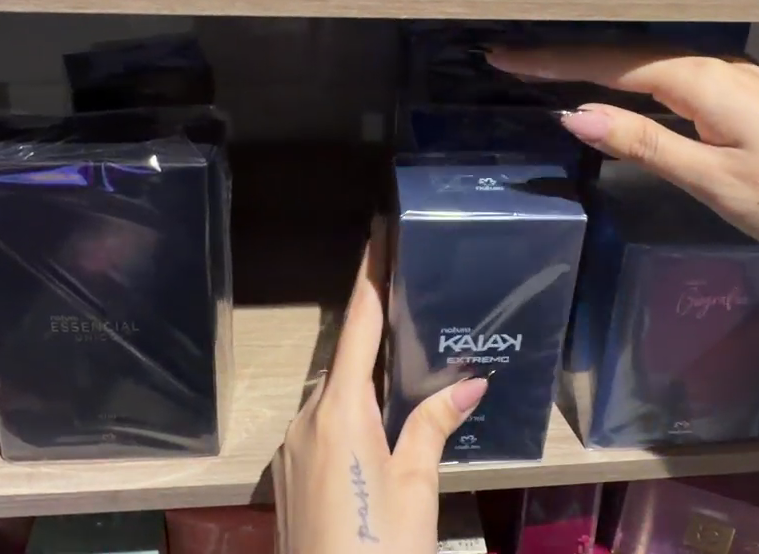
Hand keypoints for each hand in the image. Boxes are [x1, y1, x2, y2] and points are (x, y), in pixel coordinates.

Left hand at [275, 227, 486, 553]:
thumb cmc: (381, 546)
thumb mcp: (416, 484)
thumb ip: (434, 424)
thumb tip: (471, 382)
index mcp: (340, 408)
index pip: (358, 324)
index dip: (369, 277)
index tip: (377, 236)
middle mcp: (307, 416)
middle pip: (345, 358)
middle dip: (374, 334)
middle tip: (409, 309)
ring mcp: (291, 447)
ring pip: (333, 393)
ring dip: (362, 380)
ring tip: (402, 376)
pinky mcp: (288, 474)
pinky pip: (321, 423)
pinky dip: (347, 412)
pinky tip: (374, 432)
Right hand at [490, 48, 758, 293]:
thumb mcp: (717, 182)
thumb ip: (644, 144)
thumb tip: (576, 114)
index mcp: (703, 80)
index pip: (608, 64)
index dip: (550, 61)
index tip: (500, 54)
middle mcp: (719, 65)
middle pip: (628, 54)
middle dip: (566, 56)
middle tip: (511, 59)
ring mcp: (741, 78)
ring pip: (655, 64)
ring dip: (601, 66)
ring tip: (551, 70)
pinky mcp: (755, 97)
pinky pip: (680, 79)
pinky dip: (638, 81)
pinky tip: (627, 91)